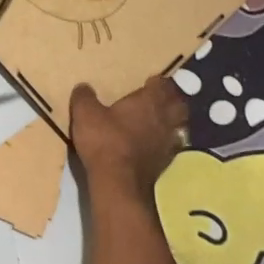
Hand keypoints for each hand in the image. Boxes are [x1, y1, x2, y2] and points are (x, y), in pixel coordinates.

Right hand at [69, 78, 187, 196]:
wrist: (119, 180)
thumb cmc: (105, 140)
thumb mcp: (85, 115)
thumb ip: (84, 98)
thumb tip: (83, 86)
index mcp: (149, 100)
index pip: (162, 84)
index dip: (157, 82)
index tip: (149, 82)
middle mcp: (165, 118)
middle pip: (178, 104)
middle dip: (171, 100)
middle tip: (160, 100)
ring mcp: (169, 140)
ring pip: (180, 125)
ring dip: (173, 121)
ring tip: (161, 121)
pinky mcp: (167, 161)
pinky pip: (172, 145)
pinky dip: (167, 142)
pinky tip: (157, 145)